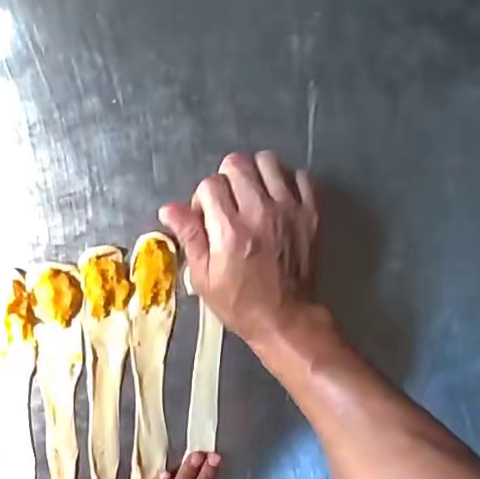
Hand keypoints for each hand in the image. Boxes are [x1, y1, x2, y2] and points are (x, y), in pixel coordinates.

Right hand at [158, 150, 326, 349]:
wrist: (284, 318)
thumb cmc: (239, 304)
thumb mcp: (203, 278)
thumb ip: (189, 237)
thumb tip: (169, 209)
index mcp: (230, 231)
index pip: (209, 185)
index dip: (202, 200)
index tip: (205, 220)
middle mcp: (260, 212)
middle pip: (237, 164)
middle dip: (225, 181)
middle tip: (226, 206)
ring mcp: (289, 208)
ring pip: (267, 160)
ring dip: (253, 174)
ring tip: (250, 198)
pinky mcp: (311, 211)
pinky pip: (298, 175)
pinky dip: (284, 181)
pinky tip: (275, 201)